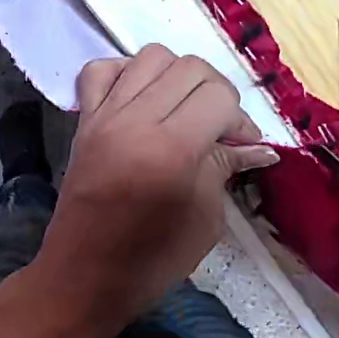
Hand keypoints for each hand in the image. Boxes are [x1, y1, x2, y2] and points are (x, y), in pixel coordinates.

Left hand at [23, 46, 278, 335]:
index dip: (240, 119)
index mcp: (171, 150)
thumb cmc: (152, 262)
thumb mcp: (204, 221)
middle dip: (217, 93)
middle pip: (190, 68)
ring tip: (185, 110)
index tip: (245, 145)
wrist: (83, 280)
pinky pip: (101, 70)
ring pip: (151, 57)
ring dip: (179, 76)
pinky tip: (143, 98)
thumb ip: (224, 170)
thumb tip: (256, 146)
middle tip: (221, 128)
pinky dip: (127, 72)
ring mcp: (103, 117)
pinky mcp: (83, 122)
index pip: (219, 97)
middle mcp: (135, 121)